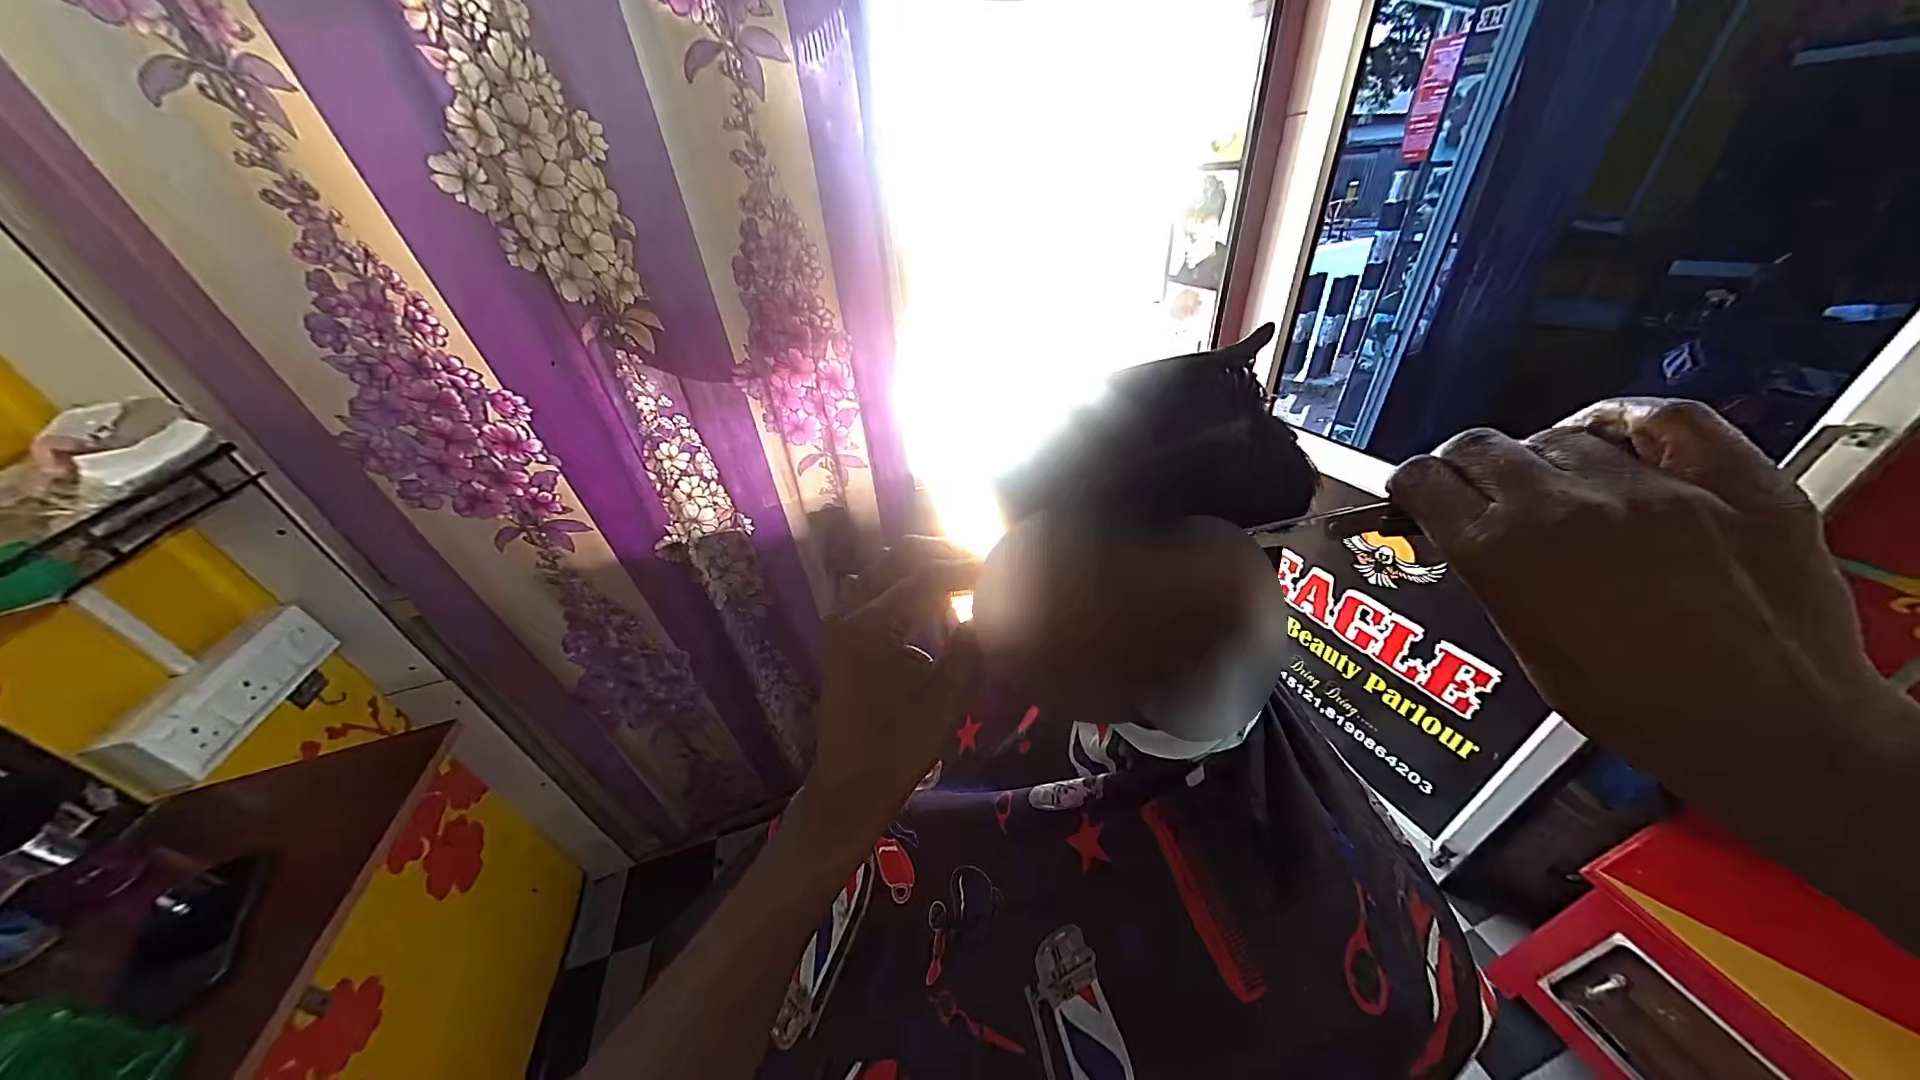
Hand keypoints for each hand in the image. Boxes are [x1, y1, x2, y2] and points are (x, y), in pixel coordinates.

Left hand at [803, 537, 981, 833]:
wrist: (850, 784)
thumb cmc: (899, 748)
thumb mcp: (947, 701)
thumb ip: (967, 647)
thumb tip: (982, 611)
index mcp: (873, 626)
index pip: (927, 575)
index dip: (967, 567)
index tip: (999, 569)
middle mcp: (850, 612)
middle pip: (899, 556)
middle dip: (943, 554)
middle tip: (980, 566)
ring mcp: (841, 620)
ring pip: (882, 566)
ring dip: (920, 563)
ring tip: (958, 577)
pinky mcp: (841, 633)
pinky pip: (870, 587)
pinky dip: (900, 581)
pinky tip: (927, 599)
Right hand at [1385, 399, 1897, 782]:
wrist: (1764, 726)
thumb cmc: (1636, 702)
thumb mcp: (1517, 637)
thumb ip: (1486, 571)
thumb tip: (1468, 534)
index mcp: (1498, 551)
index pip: (1423, 479)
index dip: (1412, 482)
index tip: (1418, 488)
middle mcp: (1562, 509)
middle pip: (1479, 446)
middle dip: (1462, 465)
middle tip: (1473, 485)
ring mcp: (1649, 490)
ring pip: (1557, 435)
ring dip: (1539, 456)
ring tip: (1551, 482)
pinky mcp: (1731, 483)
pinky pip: (1665, 418)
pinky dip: (1625, 421)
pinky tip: (1611, 439)